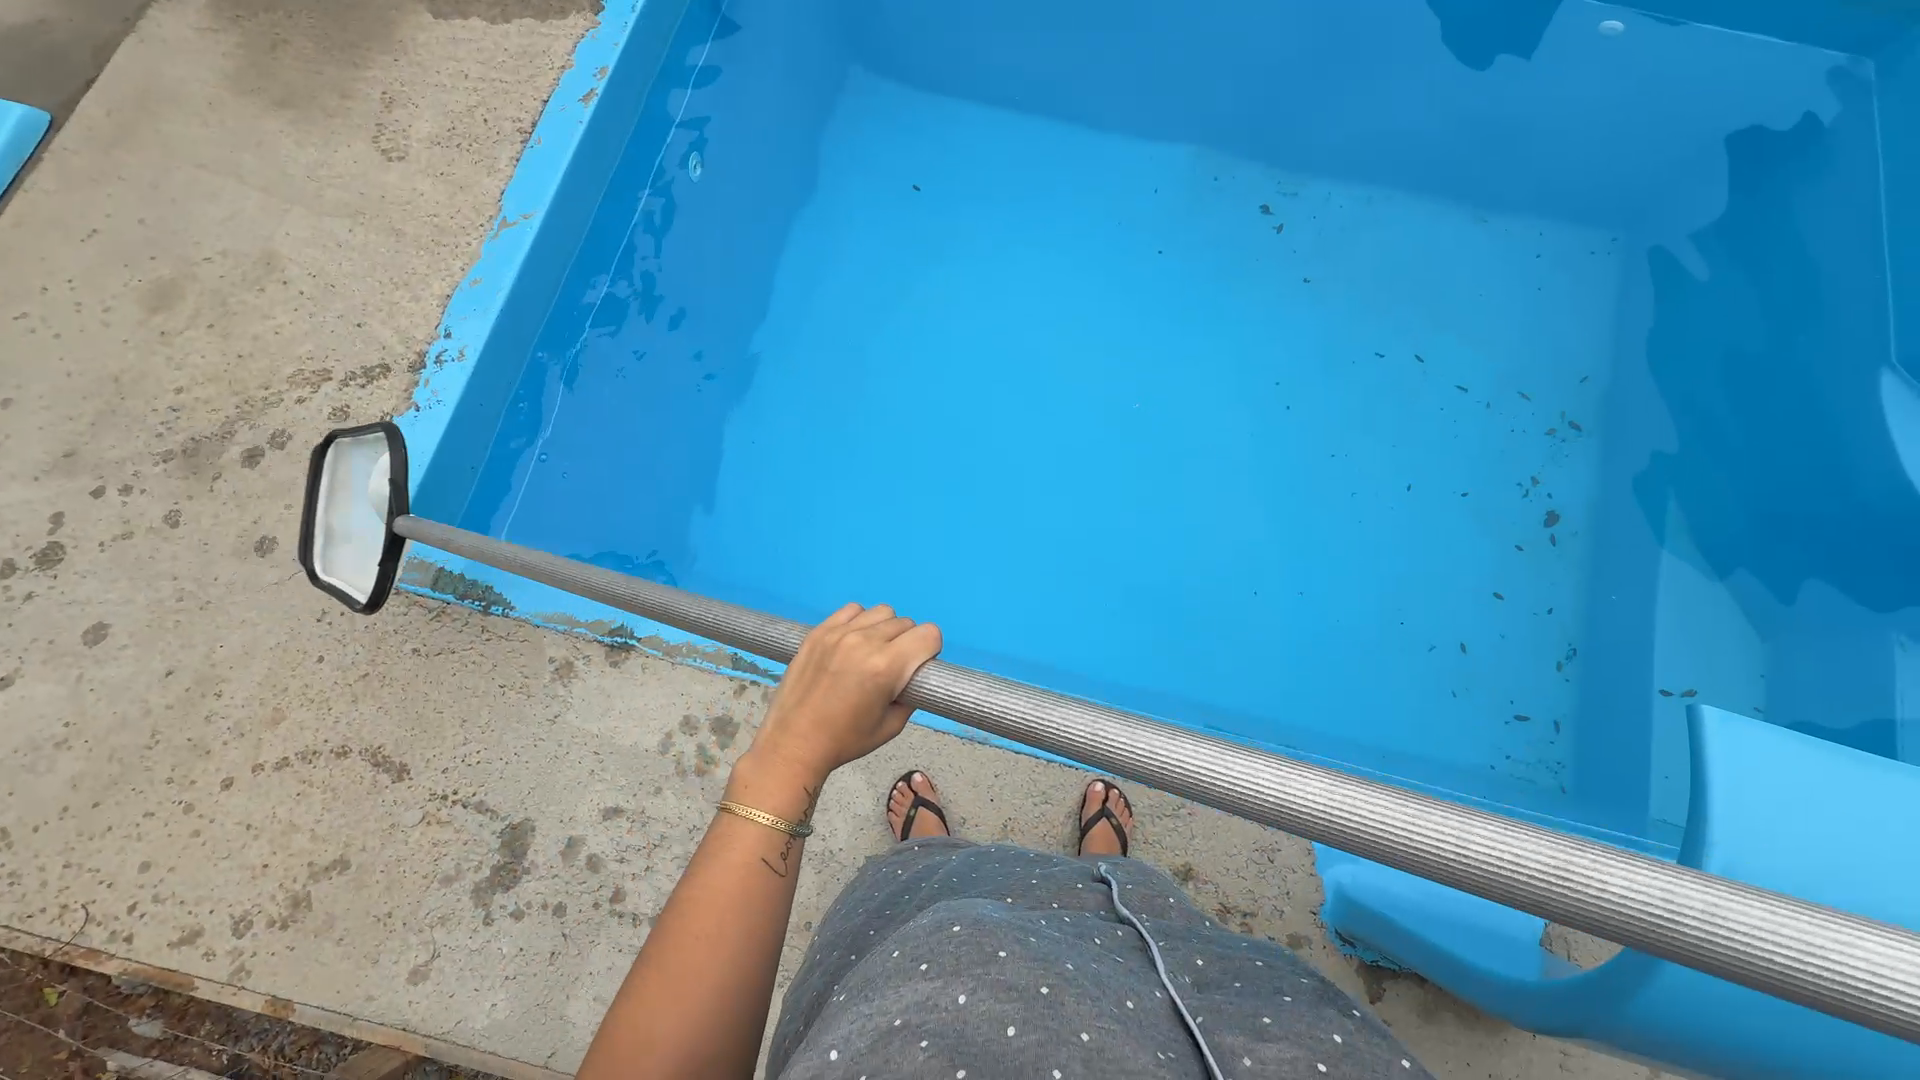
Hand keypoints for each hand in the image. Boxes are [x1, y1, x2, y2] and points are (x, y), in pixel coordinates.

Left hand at [745, 603, 942, 784]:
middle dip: (908, 643)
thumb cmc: (845, 740)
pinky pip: (852, 610)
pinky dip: (859, 621)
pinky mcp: (818, 631)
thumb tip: (913, 676)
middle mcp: (864, 642)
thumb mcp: (892, 726)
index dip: (930, 651)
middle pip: (906, 623)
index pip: (928, 634)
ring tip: (872, 652)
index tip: (918, 667)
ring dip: (885, 629)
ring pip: (881, 612)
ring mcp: (838, 633)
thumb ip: (911, 695)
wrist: (793, 742)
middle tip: (893, 667)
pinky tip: (852, 642)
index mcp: (886, 667)